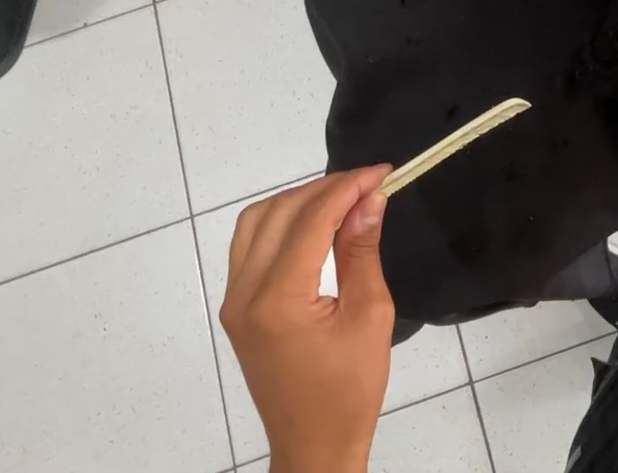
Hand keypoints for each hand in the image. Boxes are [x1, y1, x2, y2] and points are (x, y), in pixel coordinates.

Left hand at [221, 167, 393, 472]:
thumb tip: (370, 199)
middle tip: (370, 183)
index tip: (383, 172)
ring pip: (257, 221)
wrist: (315, 446)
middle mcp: (245, 293)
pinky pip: (250, 244)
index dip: (349, 187)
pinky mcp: (236, 307)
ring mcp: (234, 300)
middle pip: (280, 212)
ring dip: (299, 199)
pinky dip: (282, 220)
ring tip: (344, 198)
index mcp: (280, 299)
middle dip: (326, 188)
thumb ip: (362, 251)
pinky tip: (315, 222)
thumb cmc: (351, 387)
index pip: (312, 219)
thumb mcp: (370, 315)